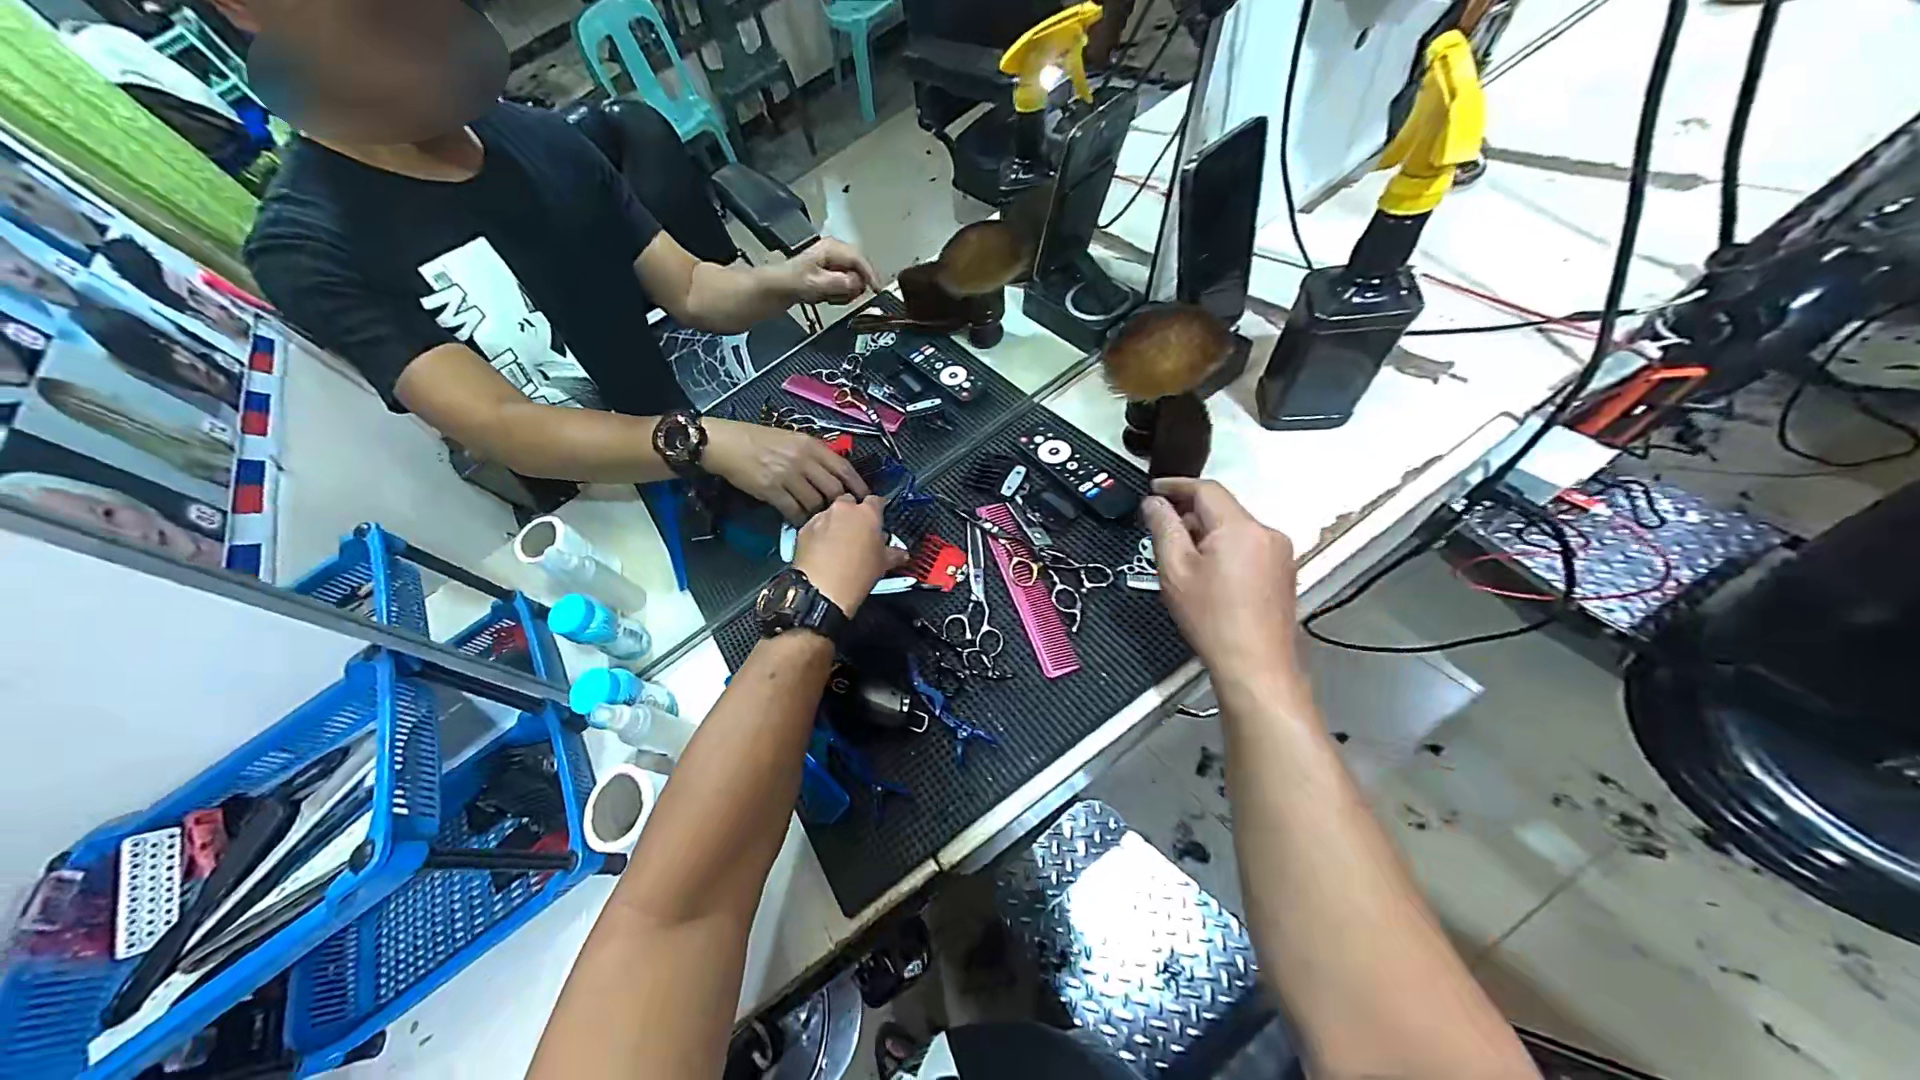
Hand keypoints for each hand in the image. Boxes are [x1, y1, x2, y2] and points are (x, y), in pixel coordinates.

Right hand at [703, 418, 870, 523]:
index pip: (843, 467)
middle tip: (842, 514)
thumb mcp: (791, 438)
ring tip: (820, 520)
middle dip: (840, 505)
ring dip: (819, 514)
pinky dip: (798, 517)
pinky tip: (799, 520)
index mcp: (810, 445)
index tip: (865, 497)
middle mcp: (803, 459)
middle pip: (833, 488)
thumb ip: (813, 454)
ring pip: (815, 502)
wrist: (725, 444)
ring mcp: (788, 475)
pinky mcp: (772, 490)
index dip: (857, 485)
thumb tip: (832, 473)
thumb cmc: (756, 440)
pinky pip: (793, 510)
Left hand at [783, 238, 878, 305]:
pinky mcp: (832, 272)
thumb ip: (842, 283)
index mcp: (832, 248)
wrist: (778, 289)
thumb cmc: (794, 283)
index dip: (870, 275)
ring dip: (846, 292)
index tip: (877, 290)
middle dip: (854, 286)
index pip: (859, 259)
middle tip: (842, 297)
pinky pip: (847, 284)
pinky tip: (829, 297)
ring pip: (854, 279)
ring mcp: (834, 262)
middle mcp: (835, 252)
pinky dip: (841, 293)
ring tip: (831, 297)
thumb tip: (859, 283)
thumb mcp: (819, 284)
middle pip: (859, 270)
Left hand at [792, 495, 907, 615]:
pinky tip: (822, 549)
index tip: (877, 520)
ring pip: (831, 513)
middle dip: (854, 514)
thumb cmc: (858, 574)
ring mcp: (821, 516)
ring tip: (838, 543)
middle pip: (850, 502)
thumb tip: (901, 553)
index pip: (876, 500)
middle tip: (857, 532)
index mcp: (867, 513)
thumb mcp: (883, 564)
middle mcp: (843, 509)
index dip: (877, 510)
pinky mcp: (804, 528)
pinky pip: (816, 525)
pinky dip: (820, 533)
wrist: (822, 589)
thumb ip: (893, 553)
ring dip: (835, 523)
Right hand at [1141, 478, 1303, 687]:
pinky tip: (1208, 574)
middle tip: (1160, 531)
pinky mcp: (1283, 570)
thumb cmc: (1212, 619)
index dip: (1176, 485)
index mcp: (1240, 527)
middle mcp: (1267, 532)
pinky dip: (1224, 549)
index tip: (1153, 489)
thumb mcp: (1175, 570)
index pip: (1206, 489)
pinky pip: (1248, 545)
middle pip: (1221, 509)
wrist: (1256, 665)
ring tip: (1182, 559)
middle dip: (1189, 514)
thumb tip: (1154, 503)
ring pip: (1235, 528)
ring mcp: (1280, 552)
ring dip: (1206, 533)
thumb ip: (1162, 528)